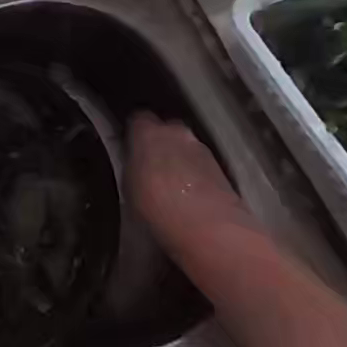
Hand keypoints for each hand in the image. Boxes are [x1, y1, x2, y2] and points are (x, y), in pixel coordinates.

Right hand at [127, 113, 249, 249]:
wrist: (207, 228)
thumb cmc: (156, 207)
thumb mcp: (127, 186)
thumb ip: (130, 165)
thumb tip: (133, 162)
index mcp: (147, 132)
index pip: (137, 119)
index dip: (133, 134)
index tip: (129, 148)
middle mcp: (176, 133)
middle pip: (165, 129)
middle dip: (158, 144)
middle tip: (149, 168)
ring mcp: (201, 148)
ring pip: (184, 147)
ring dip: (178, 159)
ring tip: (169, 187)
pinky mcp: (220, 167)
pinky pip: (199, 164)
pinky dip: (193, 173)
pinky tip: (188, 195)